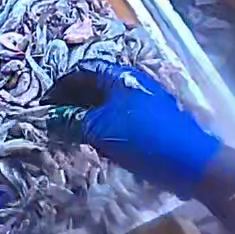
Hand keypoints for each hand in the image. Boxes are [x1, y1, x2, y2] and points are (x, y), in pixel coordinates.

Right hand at [44, 60, 220, 193]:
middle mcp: (131, 83)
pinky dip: (100, 125)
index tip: (45, 105)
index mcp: (118, 77)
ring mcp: (143, 101)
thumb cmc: (141, 138)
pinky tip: (93, 140)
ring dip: (85, 115)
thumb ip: (72, 120)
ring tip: (69, 131)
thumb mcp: (99, 129)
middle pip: (93, 86)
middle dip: (71, 101)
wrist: (189, 161)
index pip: (81, 71)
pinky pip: (117, 116)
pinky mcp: (150, 120)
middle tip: (54, 119)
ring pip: (105, 103)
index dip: (60, 86)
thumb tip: (51, 116)